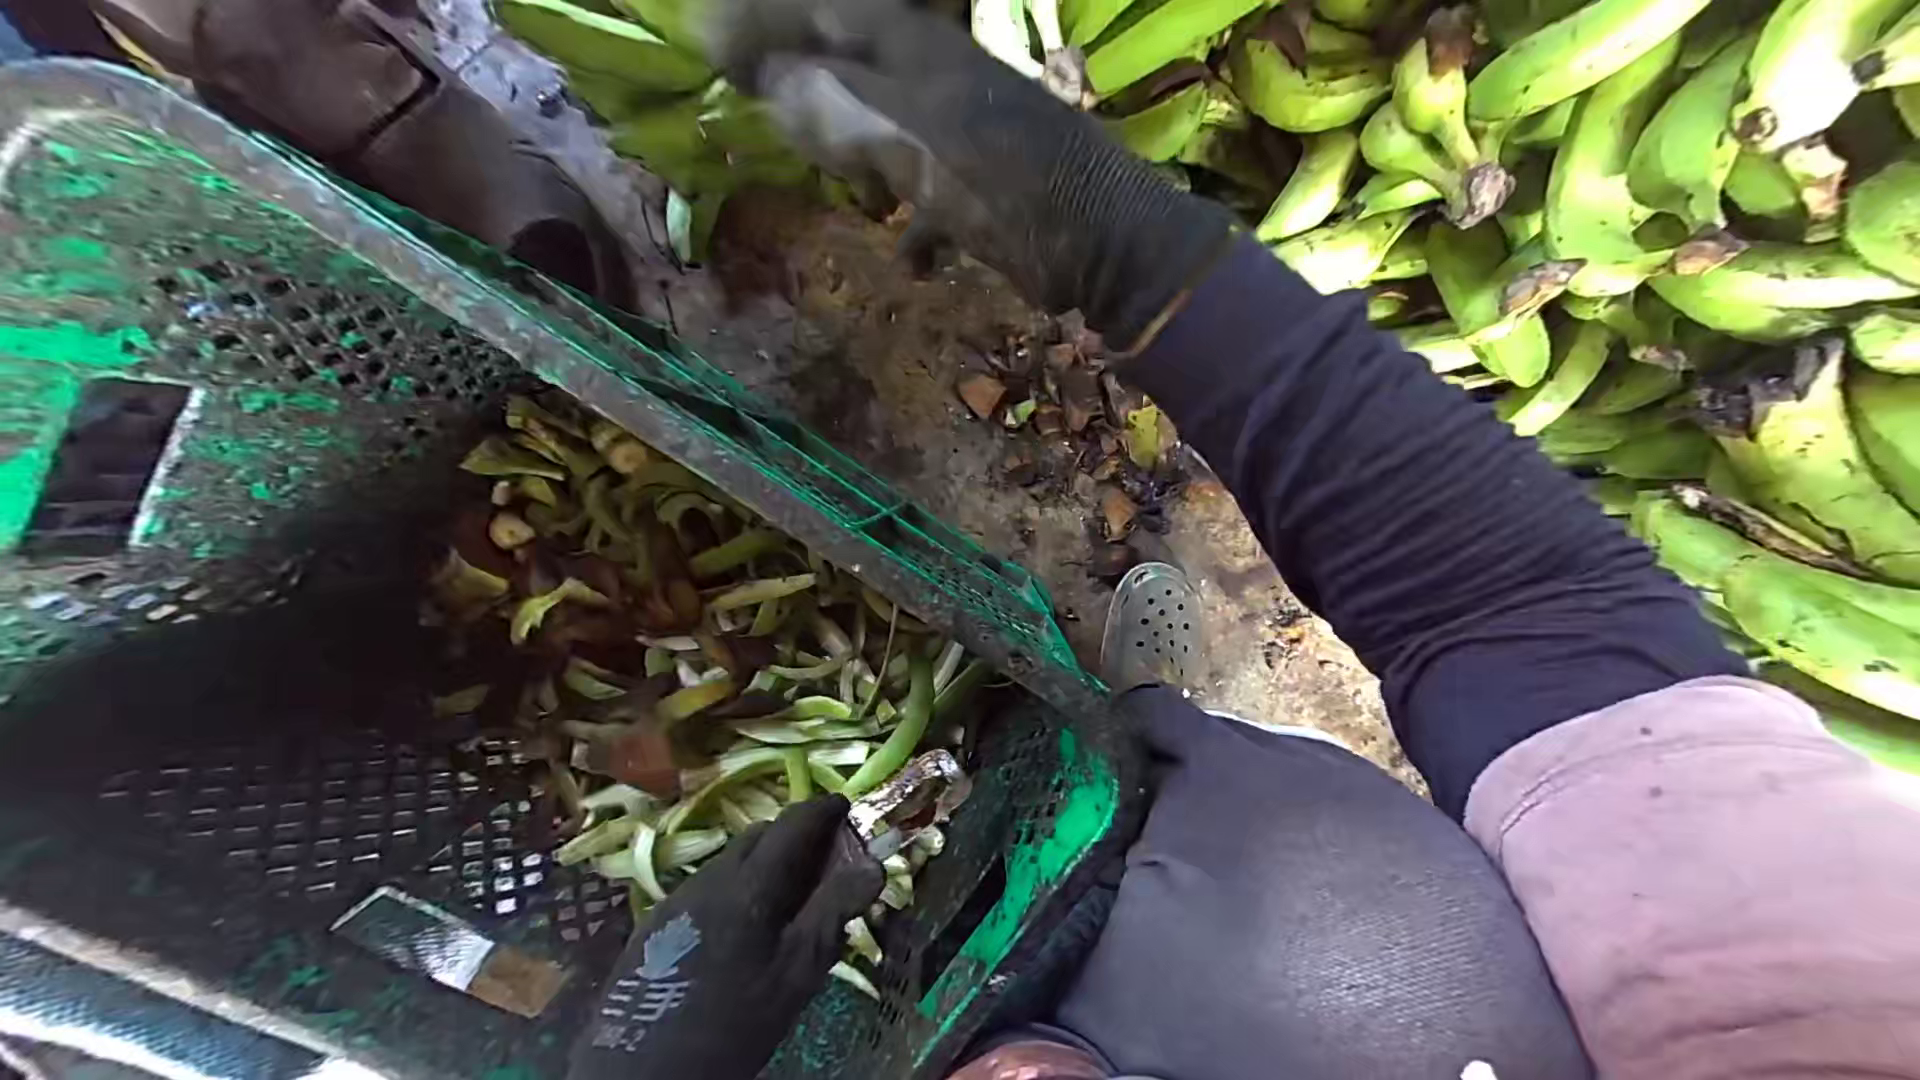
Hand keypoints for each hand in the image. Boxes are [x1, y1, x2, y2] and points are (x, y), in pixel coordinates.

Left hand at [567, 796, 881, 1079]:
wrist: (638, 1078)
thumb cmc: (730, 1026)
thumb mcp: (794, 976)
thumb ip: (833, 914)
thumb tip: (874, 867)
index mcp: (750, 885)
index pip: (793, 823)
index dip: (822, 809)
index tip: (844, 806)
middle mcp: (711, 877)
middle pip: (760, 835)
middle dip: (793, 834)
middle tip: (820, 857)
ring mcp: (678, 898)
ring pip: (730, 859)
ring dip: (762, 860)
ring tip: (782, 894)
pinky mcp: (654, 922)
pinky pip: (706, 884)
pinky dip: (733, 885)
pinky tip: (738, 926)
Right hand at [707, 0, 1237, 349]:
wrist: (1107, 247)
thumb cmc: (1012, 189)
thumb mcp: (918, 143)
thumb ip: (841, 106)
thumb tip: (766, 76)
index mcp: (917, 48)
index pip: (822, 13)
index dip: (764, 27)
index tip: (708, 48)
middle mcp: (939, 78)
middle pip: (853, 67)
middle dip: (809, 95)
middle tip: (769, 116)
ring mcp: (965, 133)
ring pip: (889, 133)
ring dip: (862, 162)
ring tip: (852, 195)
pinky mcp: (986, 186)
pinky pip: (932, 196)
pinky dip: (918, 226)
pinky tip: (914, 261)